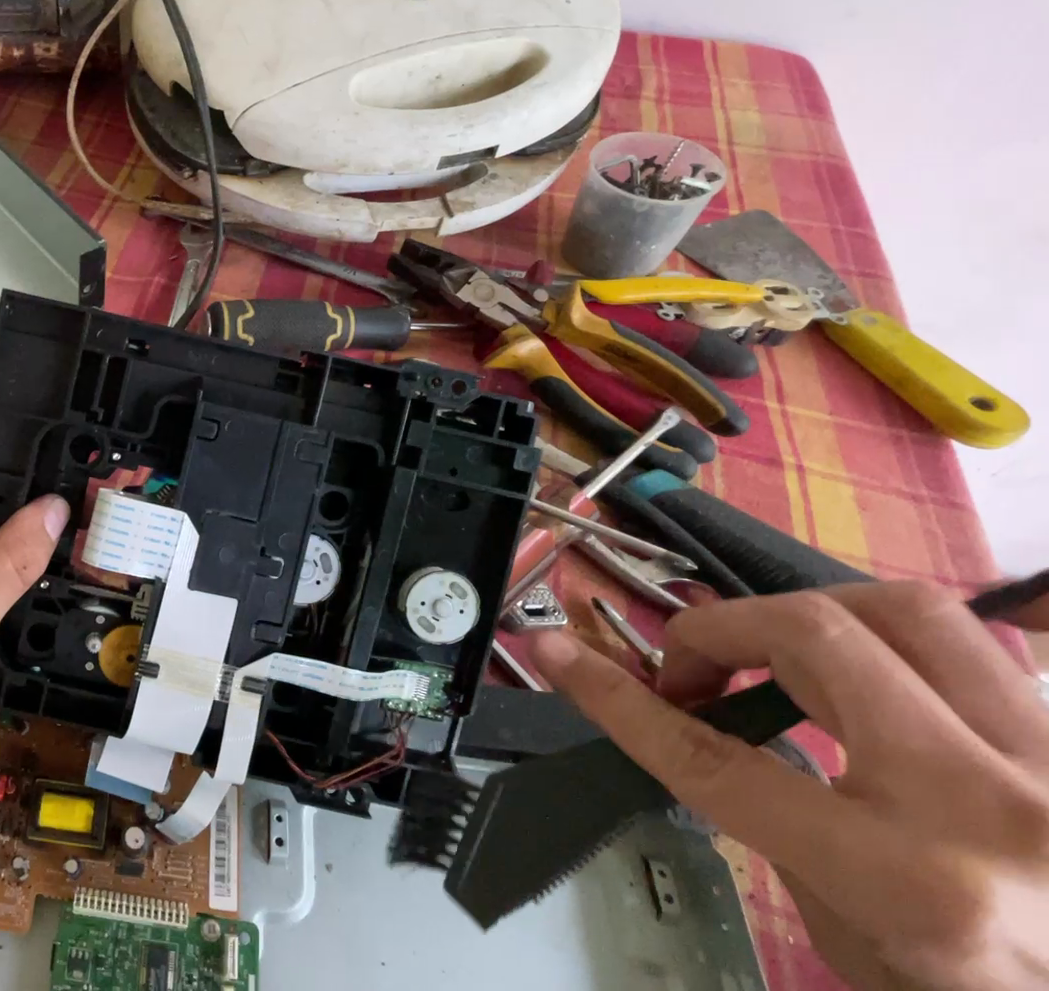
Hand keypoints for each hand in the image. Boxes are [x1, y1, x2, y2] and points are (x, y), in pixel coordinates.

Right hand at [531, 583, 1048, 990]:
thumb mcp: (846, 937)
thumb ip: (781, 818)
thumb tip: (711, 713)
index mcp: (914, 883)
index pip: (716, 759)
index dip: (619, 699)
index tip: (558, 654)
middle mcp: (992, 805)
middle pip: (816, 638)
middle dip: (720, 633)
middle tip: (691, 673)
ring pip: (911, 612)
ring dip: (810, 618)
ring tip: (778, 658)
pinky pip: (987, 644)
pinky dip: (900, 641)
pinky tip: (870, 672)